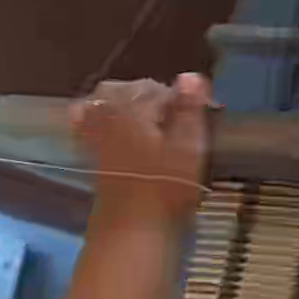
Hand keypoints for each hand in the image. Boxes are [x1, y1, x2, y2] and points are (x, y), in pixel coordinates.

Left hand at [71, 73, 212, 224]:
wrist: (134, 224)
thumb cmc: (168, 186)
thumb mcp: (190, 147)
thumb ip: (189, 109)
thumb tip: (190, 75)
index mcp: (133, 108)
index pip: (161, 88)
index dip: (188, 98)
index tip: (210, 113)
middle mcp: (107, 112)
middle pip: (132, 89)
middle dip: (158, 96)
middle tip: (186, 117)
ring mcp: (94, 130)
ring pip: (109, 100)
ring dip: (133, 103)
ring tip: (157, 119)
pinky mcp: (90, 149)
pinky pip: (89, 118)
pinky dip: (103, 114)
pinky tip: (116, 122)